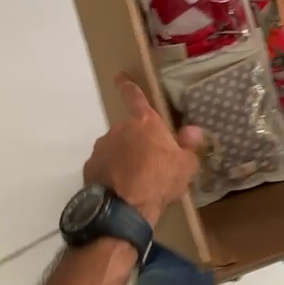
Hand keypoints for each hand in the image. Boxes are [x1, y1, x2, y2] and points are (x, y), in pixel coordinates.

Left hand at [84, 74, 205, 222]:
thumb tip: (193, 130)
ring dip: (124, 158)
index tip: (119, 76)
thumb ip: (189, 146)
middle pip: (129, 130)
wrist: (124, 208)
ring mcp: (102, 148)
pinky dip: (112, 173)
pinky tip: (121, 189)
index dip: (127, 86)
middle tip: (150, 164)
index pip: (135, 97)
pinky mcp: (90, 167)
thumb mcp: (185, 165)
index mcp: (144, 122)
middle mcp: (119, 129)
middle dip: (137, 142)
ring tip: (136, 181)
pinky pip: (104, 166)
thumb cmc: (160, 180)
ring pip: (116, 149)